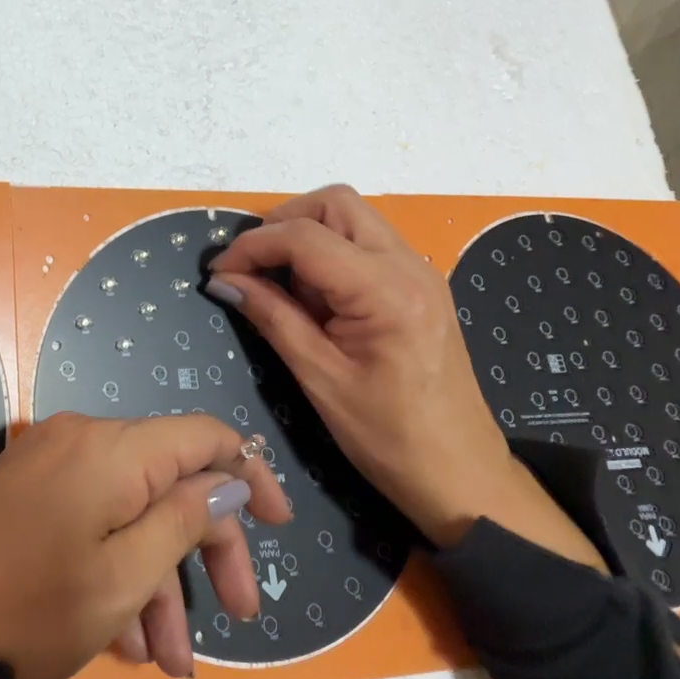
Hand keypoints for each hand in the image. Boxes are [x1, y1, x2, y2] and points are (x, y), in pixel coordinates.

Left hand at [0, 412, 289, 678]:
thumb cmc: (27, 608)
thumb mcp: (122, 577)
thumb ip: (184, 520)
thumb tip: (228, 480)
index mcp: (112, 447)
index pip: (203, 433)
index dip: (250, 473)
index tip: (281, 526)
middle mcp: (83, 440)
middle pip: (170, 477)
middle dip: (206, 549)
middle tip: (239, 618)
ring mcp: (51, 464)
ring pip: (129, 511)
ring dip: (158, 580)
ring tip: (167, 659)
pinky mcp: (28, 492)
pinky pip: (91, 520)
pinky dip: (115, 568)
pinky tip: (124, 637)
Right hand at [204, 186, 601, 568]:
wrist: (461, 475)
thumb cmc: (387, 437)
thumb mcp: (318, 378)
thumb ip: (271, 316)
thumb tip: (223, 280)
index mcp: (387, 291)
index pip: (305, 237)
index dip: (252, 246)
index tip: (218, 272)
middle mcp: (409, 265)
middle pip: (335, 203)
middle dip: (283, 224)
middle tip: (251, 266)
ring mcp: (419, 271)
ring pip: (351, 216)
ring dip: (306, 234)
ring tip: (279, 282)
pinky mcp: (418, 283)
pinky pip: (365, 242)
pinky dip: (329, 250)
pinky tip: (311, 294)